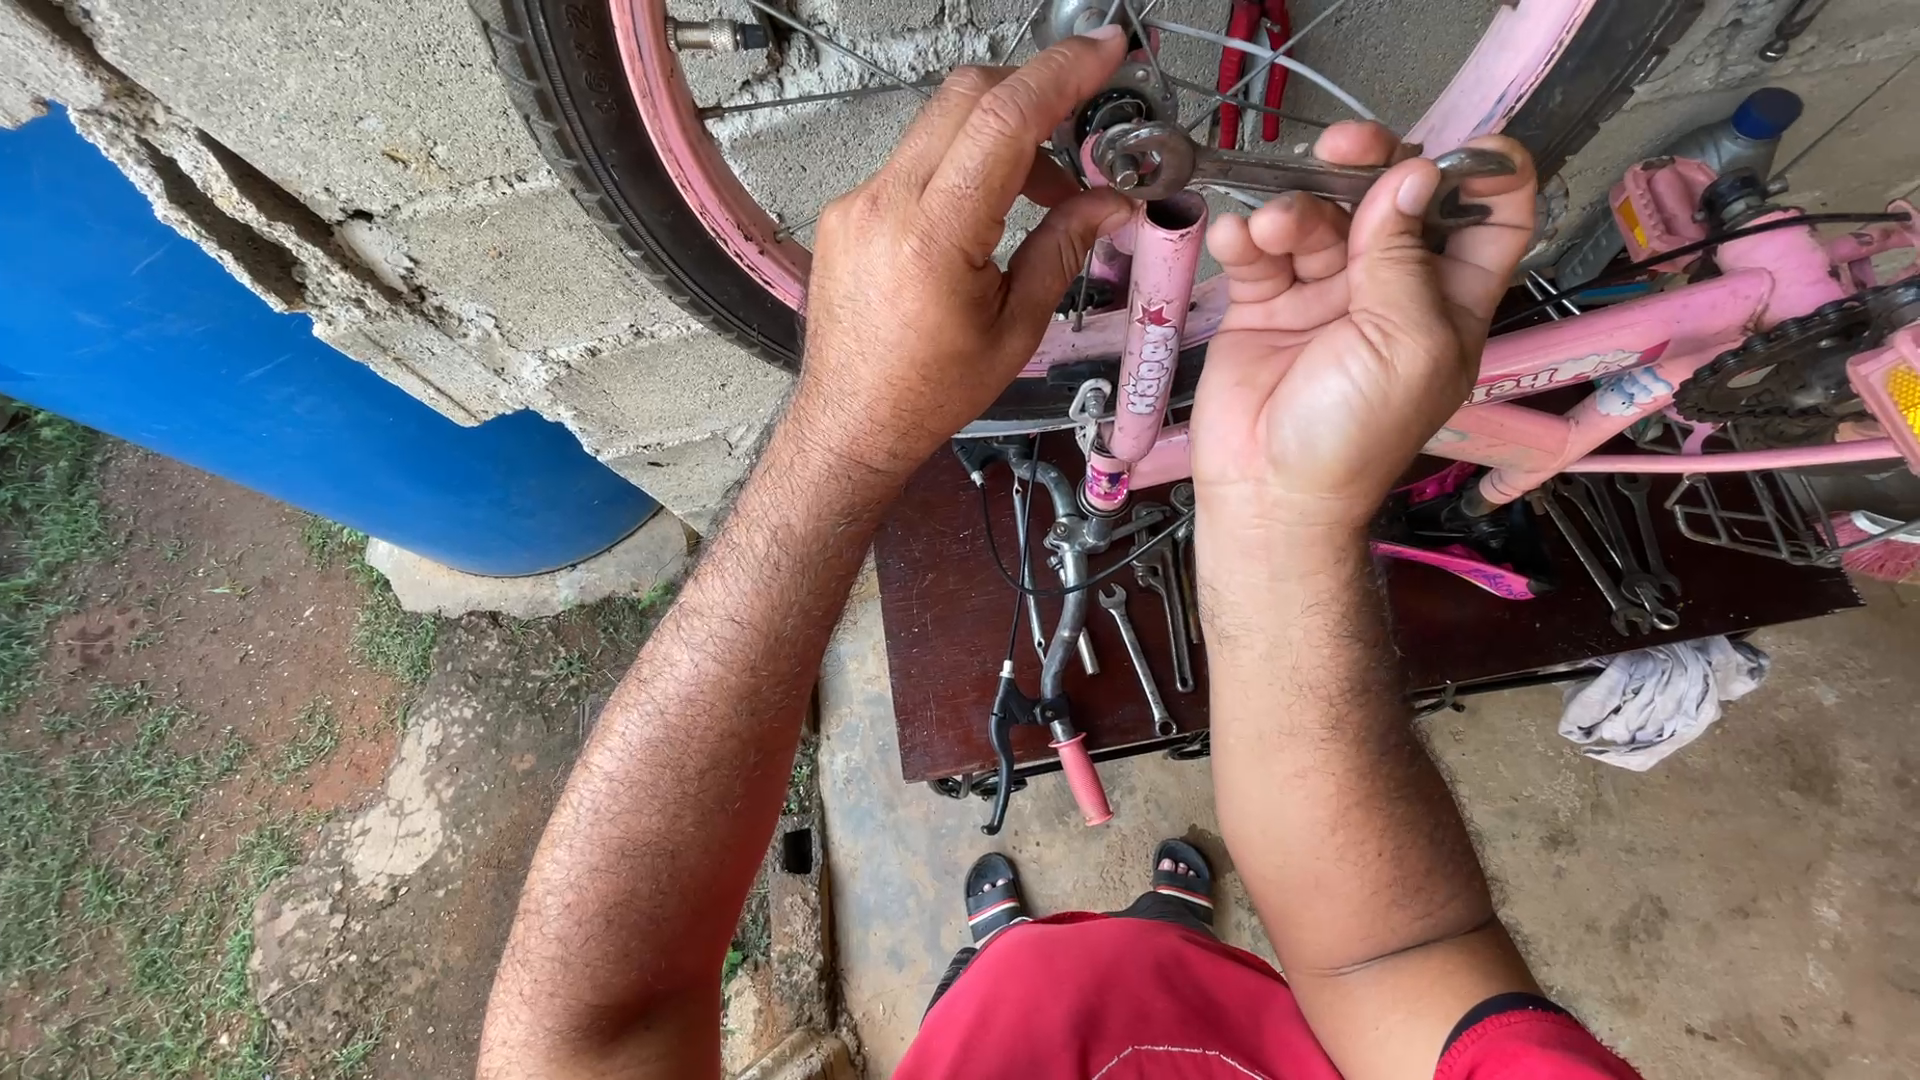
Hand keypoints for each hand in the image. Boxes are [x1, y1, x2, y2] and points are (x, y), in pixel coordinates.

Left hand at [792, 27, 1135, 477]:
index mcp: (934, 238)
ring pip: (938, 125)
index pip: (1003, 119)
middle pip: (965, 96)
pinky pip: (912, 160)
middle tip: (1076, 134)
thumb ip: (1062, 250)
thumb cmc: (931, 394)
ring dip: (998, 137)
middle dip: (1032, 96)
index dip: (1062, 73)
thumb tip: (1112, 203)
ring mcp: (856, 203)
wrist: (852, 422)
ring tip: (1040, 195)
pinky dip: (958, 166)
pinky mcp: (845, 212)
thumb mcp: (1015, 330)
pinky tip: (982, 212)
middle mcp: (885, 205)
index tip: (1105, 51)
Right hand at [1189, 123, 1536, 542]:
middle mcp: (1386, 292)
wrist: (1267, 489)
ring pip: (1317, 223)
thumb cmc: (1350, 434)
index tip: (1458, 147)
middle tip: (1339, 149)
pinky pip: (1260, 257)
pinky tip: (1238, 239)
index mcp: (1444, 302)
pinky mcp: (1262, 310)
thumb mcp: (1403, 343)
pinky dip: (1246, 240)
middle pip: (1390, 203)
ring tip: (1269, 228)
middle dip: (1370, 167)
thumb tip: (1410, 176)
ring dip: (1294, 211)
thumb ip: (1404, 258)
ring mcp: (1319, 299)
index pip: (1487, 220)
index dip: (1483, 175)